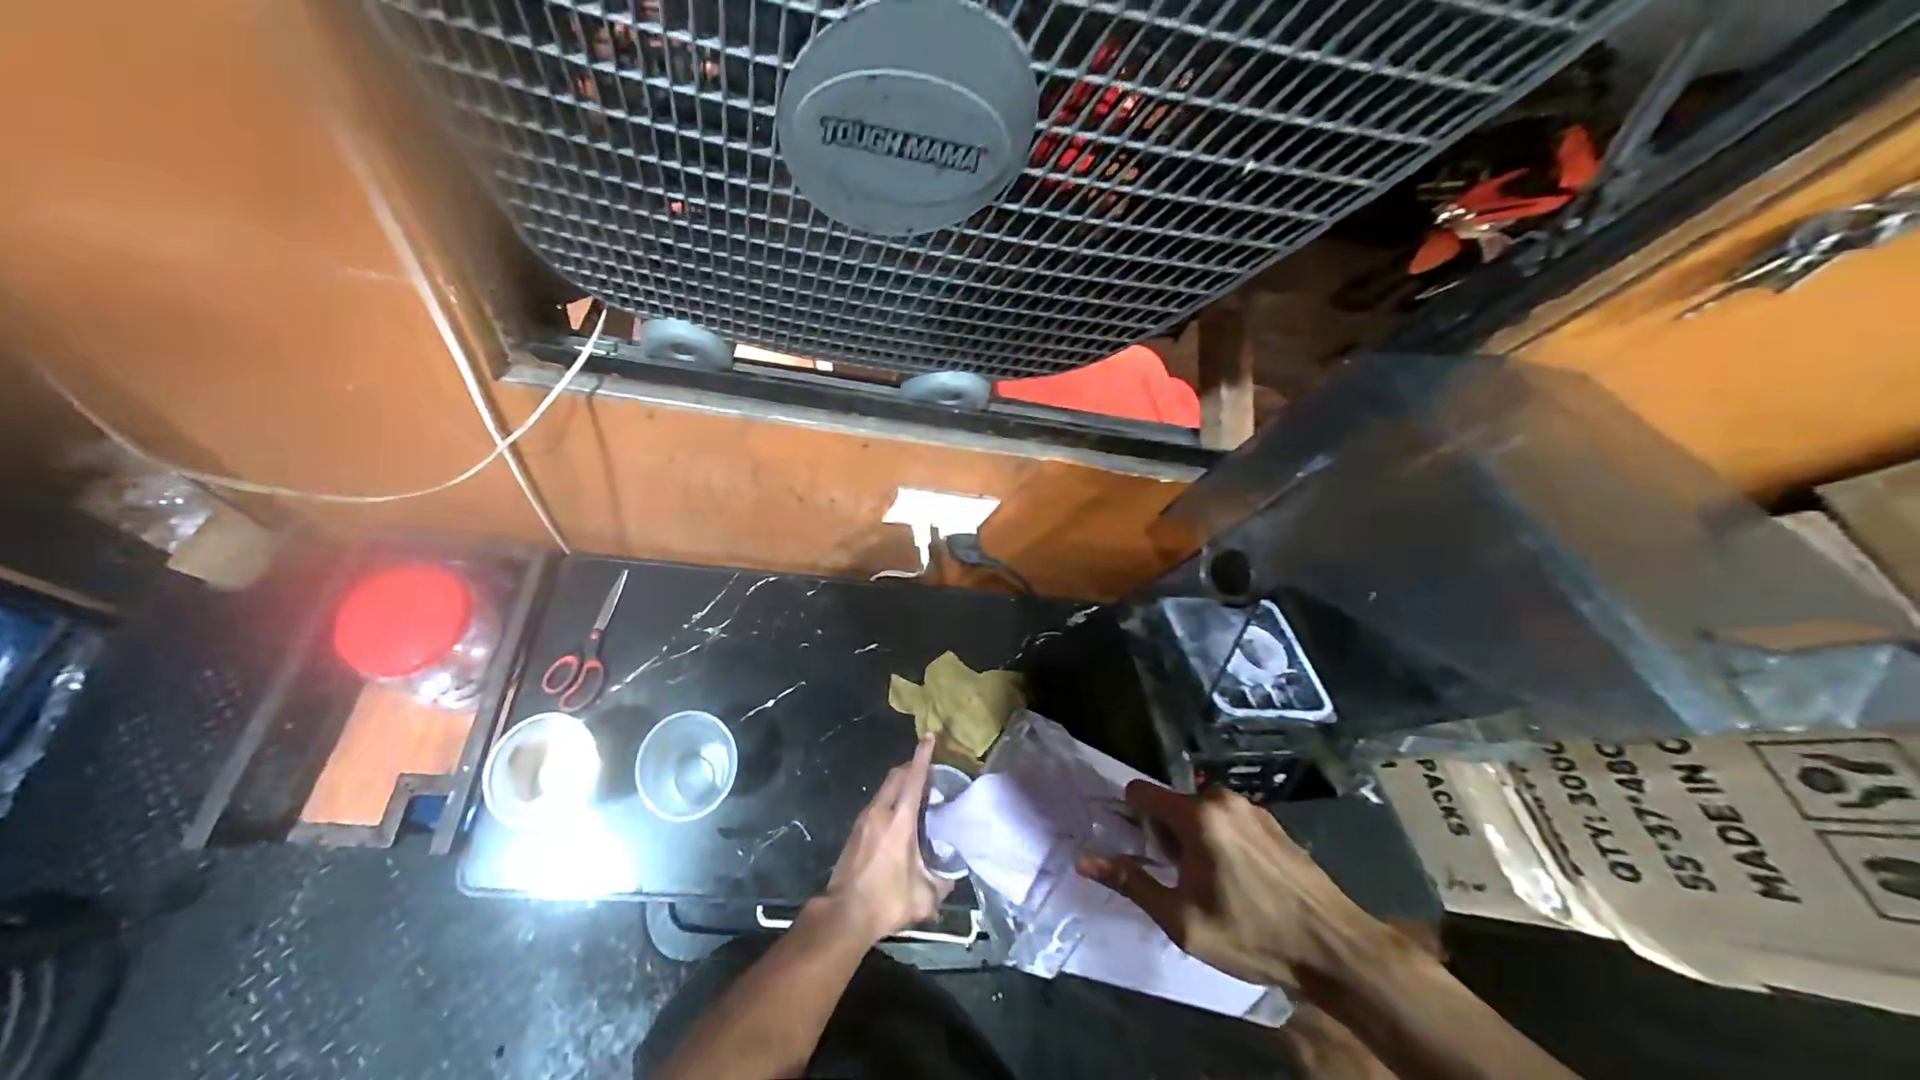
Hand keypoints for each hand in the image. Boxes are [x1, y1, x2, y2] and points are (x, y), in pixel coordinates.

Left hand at [813, 735, 953, 944]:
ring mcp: (864, 820)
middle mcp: (879, 812)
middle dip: (913, 765)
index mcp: (898, 821)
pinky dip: (892, 798)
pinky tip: (901, 815)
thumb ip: (942, 882)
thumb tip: (952, 877)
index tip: (930, 737)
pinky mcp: (856, 830)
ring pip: (885, 788)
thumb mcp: (924, 896)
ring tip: (919, 792)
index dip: (923, 756)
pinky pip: (878, 802)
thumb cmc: (885, 901)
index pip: (913, 779)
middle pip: (896, 776)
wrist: (843, 915)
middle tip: (932, 769)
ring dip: (901, 782)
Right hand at [1078, 782, 1387, 986]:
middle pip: (1172, 804)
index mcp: (1197, 816)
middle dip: (1164, 834)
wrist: (1334, 949)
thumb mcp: (1182, 920)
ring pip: (1201, 813)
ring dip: (1192, 838)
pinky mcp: (1274, 823)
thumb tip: (1084, 860)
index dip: (1129, 815)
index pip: (1142, 791)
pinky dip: (1219, 840)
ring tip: (1207, 884)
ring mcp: (1253, 809)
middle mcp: (1223, 800)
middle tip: (1175, 878)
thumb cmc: (1252, 935)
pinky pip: (1228, 821)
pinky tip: (1236, 880)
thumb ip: (1131, 883)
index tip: (1132, 846)